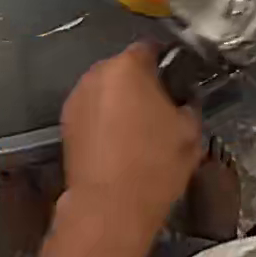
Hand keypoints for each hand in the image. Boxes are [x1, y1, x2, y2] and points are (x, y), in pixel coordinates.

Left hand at [42, 42, 201, 256]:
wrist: (108, 209)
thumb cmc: (153, 166)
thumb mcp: (189, 133)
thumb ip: (189, 104)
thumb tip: (185, 99)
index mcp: (130, 65)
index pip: (150, 47)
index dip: (164, 60)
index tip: (173, 78)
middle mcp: (99, 71)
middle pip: (125, 66)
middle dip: (139, 82)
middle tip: (155, 107)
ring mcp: (79, 94)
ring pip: (106, 87)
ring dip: (118, 99)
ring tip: (132, 128)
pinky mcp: (65, 119)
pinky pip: (91, 107)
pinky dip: (101, 116)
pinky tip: (112, 141)